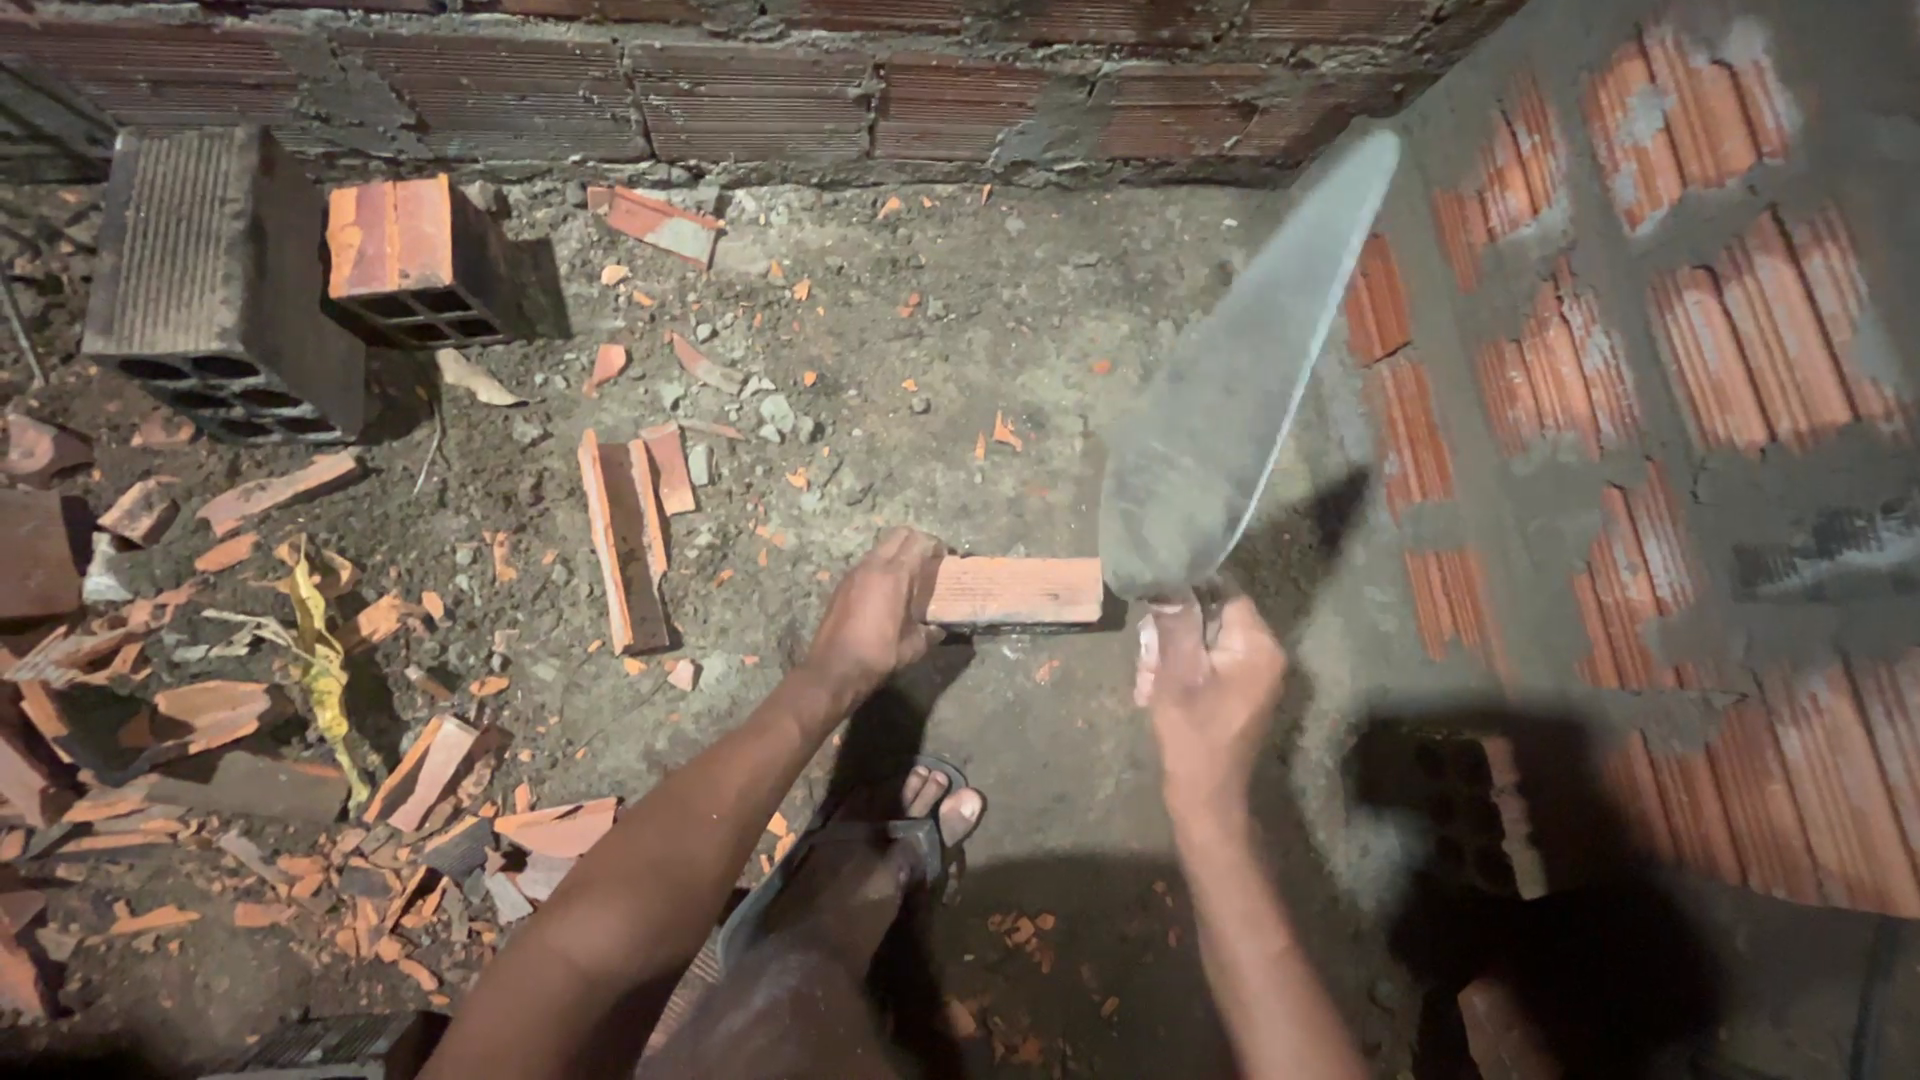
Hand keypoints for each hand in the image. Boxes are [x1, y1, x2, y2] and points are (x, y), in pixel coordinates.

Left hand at [803, 527, 946, 699]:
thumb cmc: (877, 655)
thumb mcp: (912, 647)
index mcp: (894, 575)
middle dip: (916, 540)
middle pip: (898, 534)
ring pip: (880, 547)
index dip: (935, 544)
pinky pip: (867, 563)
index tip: (945, 556)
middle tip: (928, 559)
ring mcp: (854, 573)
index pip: (918, 541)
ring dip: (896, 553)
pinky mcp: (842, 584)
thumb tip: (938, 630)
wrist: (833, 668)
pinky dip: (880, 566)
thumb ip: (929, 633)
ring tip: (908, 576)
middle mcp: (873, 566)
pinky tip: (886, 591)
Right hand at [1136, 593, 1286, 820]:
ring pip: (1203, 640)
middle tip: (1146, 658)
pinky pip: (1207, 663)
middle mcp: (1264, 654)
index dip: (1187, 594)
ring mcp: (1253, 674)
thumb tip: (1168, 582)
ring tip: (1147, 681)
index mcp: (1258, 646)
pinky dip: (1180, 671)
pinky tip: (1154, 689)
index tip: (1154, 607)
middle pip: (1211, 617)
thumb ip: (1175, 624)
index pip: (1225, 594)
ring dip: (1169, 654)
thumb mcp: (1176, 673)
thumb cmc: (1192, 733)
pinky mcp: (1239, 690)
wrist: (1205, 794)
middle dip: (1172, 633)